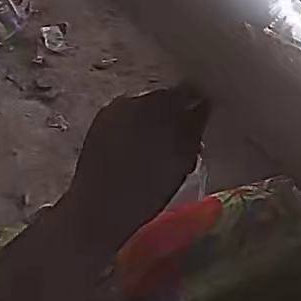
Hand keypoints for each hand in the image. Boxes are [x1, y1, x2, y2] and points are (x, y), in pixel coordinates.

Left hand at [57, 87, 207, 250]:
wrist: (99, 208)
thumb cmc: (148, 189)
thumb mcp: (183, 160)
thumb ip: (195, 128)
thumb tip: (202, 107)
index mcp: (160, 104)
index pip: (185, 92)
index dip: (195, 104)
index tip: (200, 119)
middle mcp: (135, 98)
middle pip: (162, 99)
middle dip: (172, 114)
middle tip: (180, 137)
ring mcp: (114, 109)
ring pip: (142, 108)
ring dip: (151, 120)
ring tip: (156, 147)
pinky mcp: (99, 121)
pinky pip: (124, 117)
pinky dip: (133, 127)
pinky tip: (134, 149)